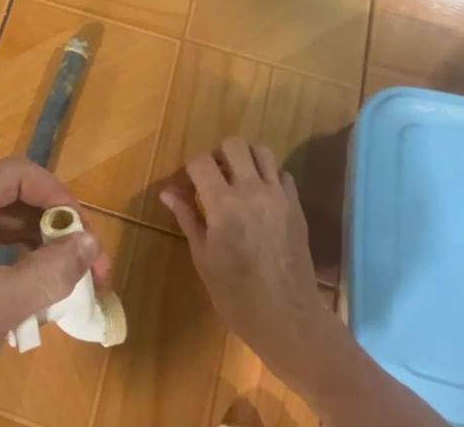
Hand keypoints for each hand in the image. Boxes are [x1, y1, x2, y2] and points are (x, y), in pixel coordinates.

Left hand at [0, 158, 111, 426]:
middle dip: (56, 225)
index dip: (59, 197)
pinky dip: (22, 258)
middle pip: (15, 196)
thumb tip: (92, 242)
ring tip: (78, 277)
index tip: (88, 233)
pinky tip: (45, 284)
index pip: (18, 175)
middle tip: (92, 263)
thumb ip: (50, 270)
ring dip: (44, 244)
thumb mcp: (0, 307)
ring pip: (8, 220)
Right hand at [159, 139, 332, 376]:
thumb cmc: (237, 296)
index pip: (200, 161)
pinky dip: (268, 177)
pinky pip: (282, 174)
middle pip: (233, 144)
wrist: (288, 319)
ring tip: (237, 180)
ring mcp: (278, 197)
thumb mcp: (203, 259)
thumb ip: (187, 218)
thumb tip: (167, 192)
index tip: (185, 187)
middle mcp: (252, 191)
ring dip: (246, 159)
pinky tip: (260, 198)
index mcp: (223, 205)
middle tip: (212, 178)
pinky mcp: (296, 207)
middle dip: (217, 155)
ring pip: (262, 151)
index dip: (188, 170)